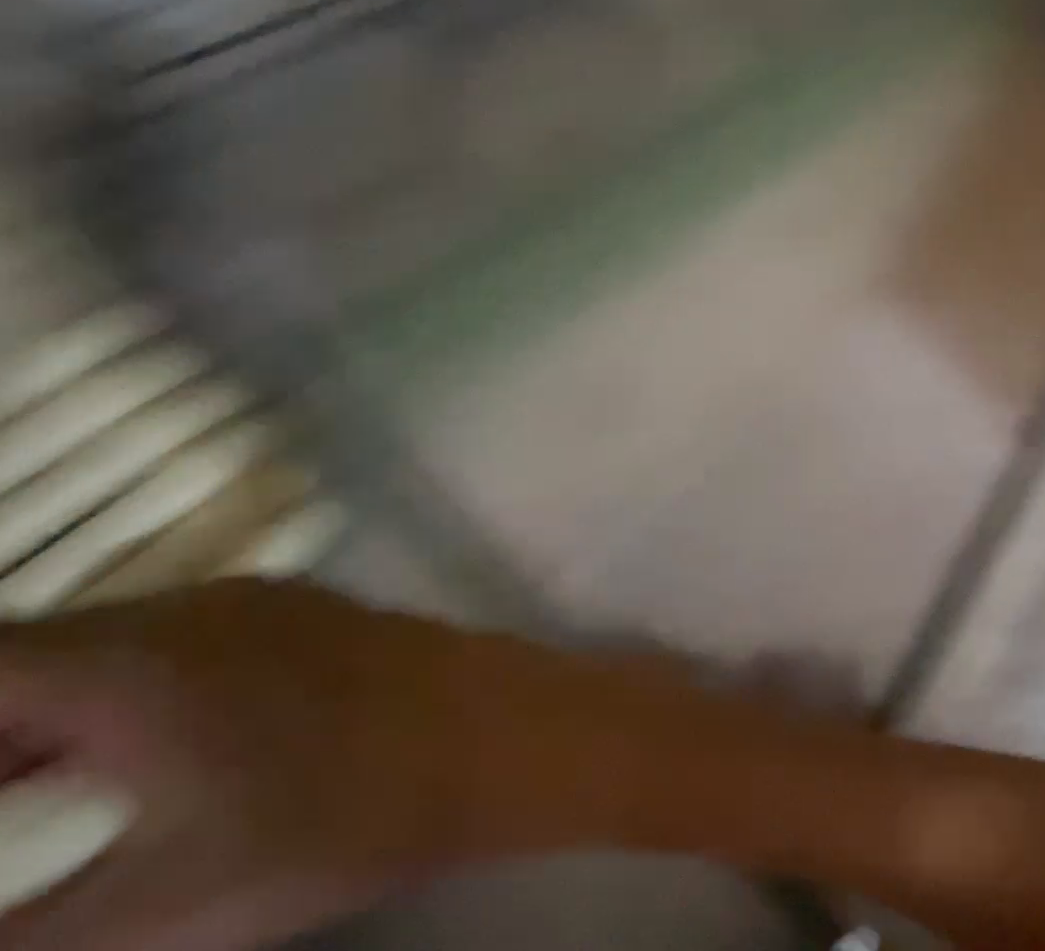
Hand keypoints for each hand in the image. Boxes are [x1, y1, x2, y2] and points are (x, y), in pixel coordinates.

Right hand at [0, 579, 510, 950]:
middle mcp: (190, 606)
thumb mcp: (161, 909)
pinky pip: (200, 643)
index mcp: (125, 661)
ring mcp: (268, 602)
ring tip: (85, 804)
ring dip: (77, 720)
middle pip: (34, 658)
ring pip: (122, 648)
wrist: (517, 738)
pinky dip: (158, 695)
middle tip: (26, 824)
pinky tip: (192, 757)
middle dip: (2, 741)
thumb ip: (33, 928)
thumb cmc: (348, 817)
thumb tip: (14, 915)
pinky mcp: (324, 613)